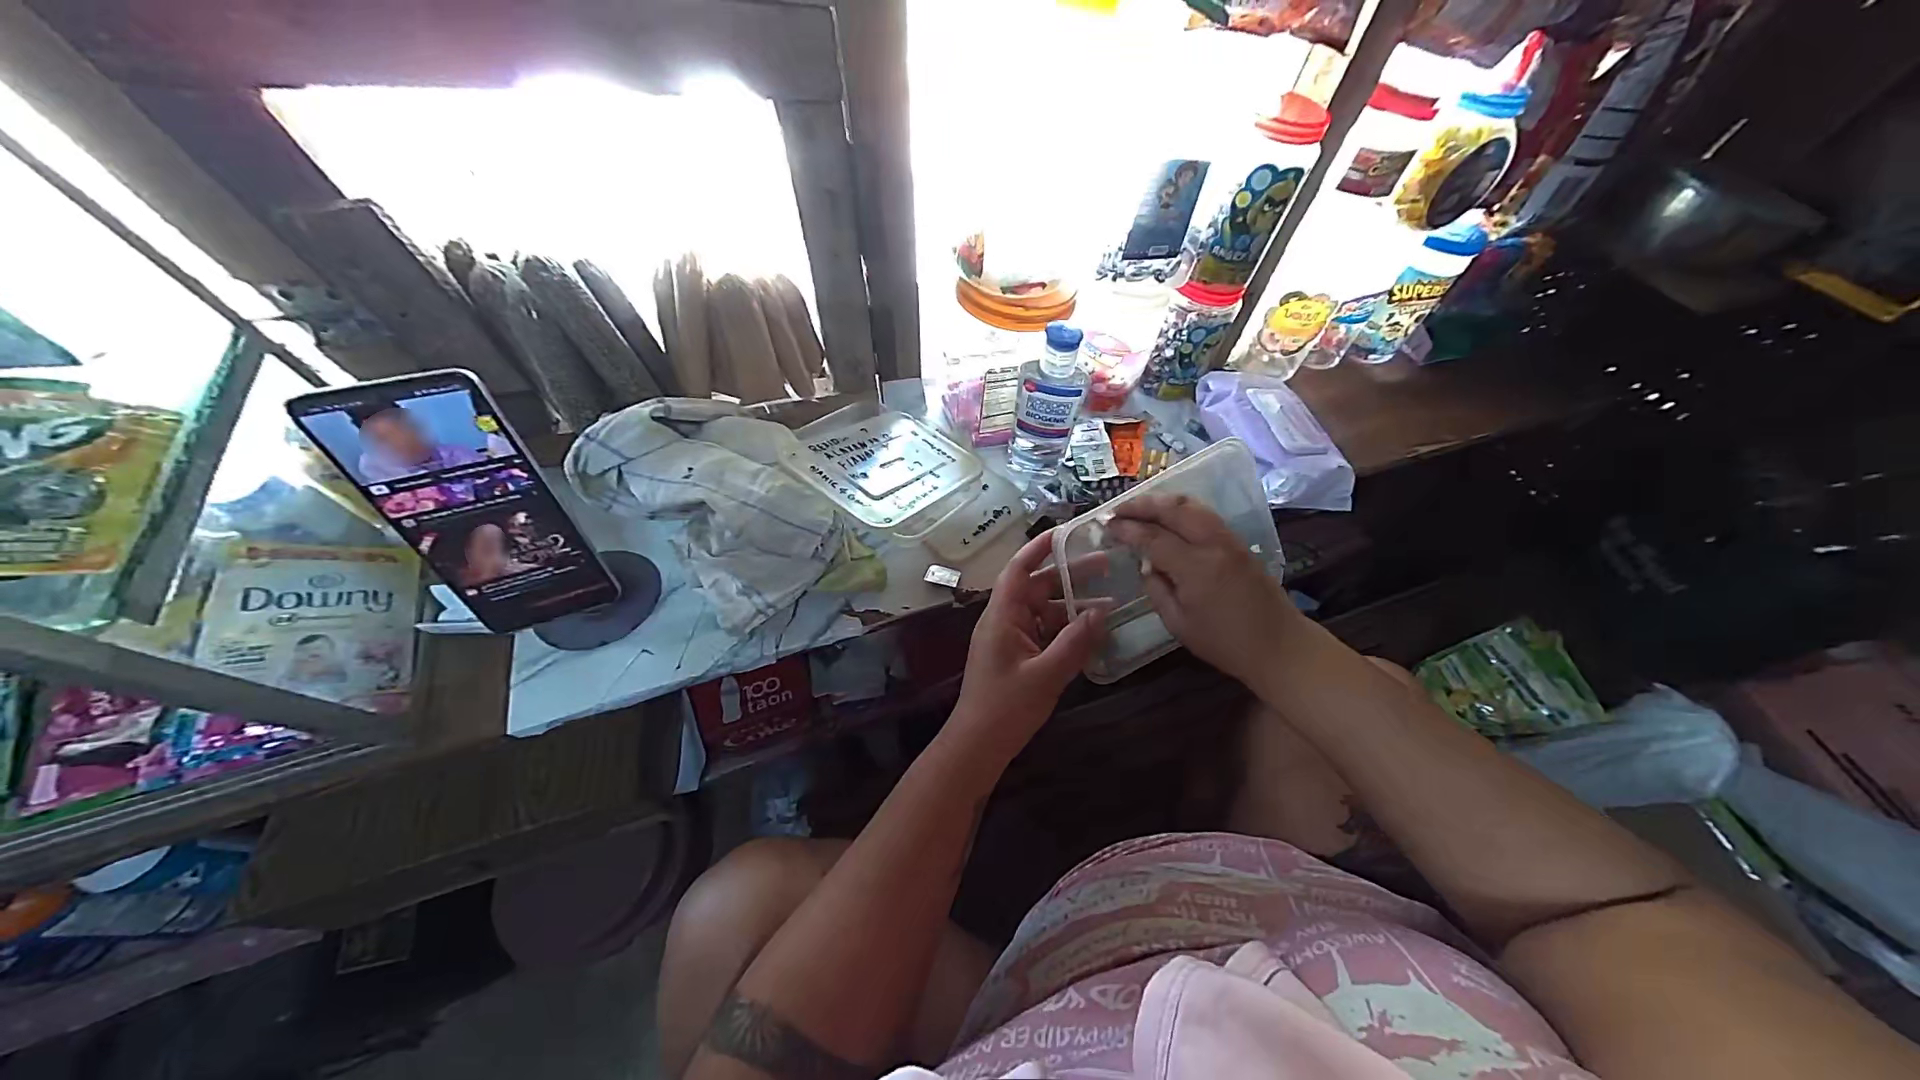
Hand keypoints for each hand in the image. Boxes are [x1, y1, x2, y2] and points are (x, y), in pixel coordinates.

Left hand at [948, 530, 1105, 760]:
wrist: (978, 744)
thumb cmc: (1005, 707)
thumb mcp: (1045, 675)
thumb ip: (1074, 643)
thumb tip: (1099, 613)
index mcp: (1002, 616)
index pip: (1019, 569)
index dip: (1040, 547)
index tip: (1068, 532)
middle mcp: (1004, 620)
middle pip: (1036, 587)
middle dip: (1069, 575)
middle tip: (1107, 565)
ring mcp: (1010, 639)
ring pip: (1043, 610)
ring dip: (1072, 605)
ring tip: (1109, 600)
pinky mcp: (1018, 656)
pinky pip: (1044, 632)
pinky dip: (1066, 628)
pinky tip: (1093, 632)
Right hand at [1106, 494, 1299, 688]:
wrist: (1280, 646)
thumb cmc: (1225, 643)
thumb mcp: (1178, 624)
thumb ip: (1156, 589)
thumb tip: (1146, 565)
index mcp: (1196, 567)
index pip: (1153, 537)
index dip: (1127, 529)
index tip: (1107, 526)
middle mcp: (1213, 545)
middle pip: (1174, 509)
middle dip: (1142, 504)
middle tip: (1117, 510)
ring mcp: (1230, 540)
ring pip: (1192, 505)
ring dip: (1162, 502)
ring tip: (1139, 508)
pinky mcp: (1239, 543)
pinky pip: (1205, 514)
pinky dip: (1181, 509)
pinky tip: (1168, 517)